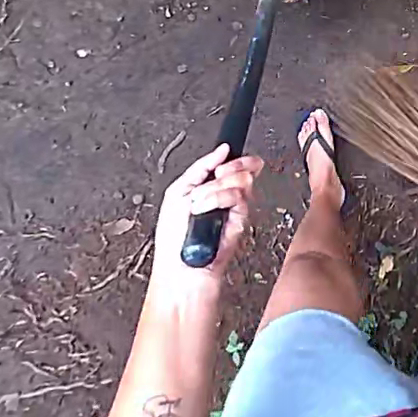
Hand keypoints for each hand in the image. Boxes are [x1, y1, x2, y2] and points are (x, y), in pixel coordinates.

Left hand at [149, 144, 263, 296]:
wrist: (180, 266)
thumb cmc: (173, 237)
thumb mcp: (178, 191)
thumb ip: (201, 167)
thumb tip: (223, 149)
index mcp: (211, 188)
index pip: (234, 164)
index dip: (236, 158)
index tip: (227, 157)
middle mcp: (226, 197)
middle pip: (244, 168)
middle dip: (230, 167)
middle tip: (217, 176)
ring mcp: (235, 209)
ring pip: (241, 180)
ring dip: (215, 189)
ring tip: (200, 203)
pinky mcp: (241, 221)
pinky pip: (237, 197)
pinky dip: (217, 199)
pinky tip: (205, 210)